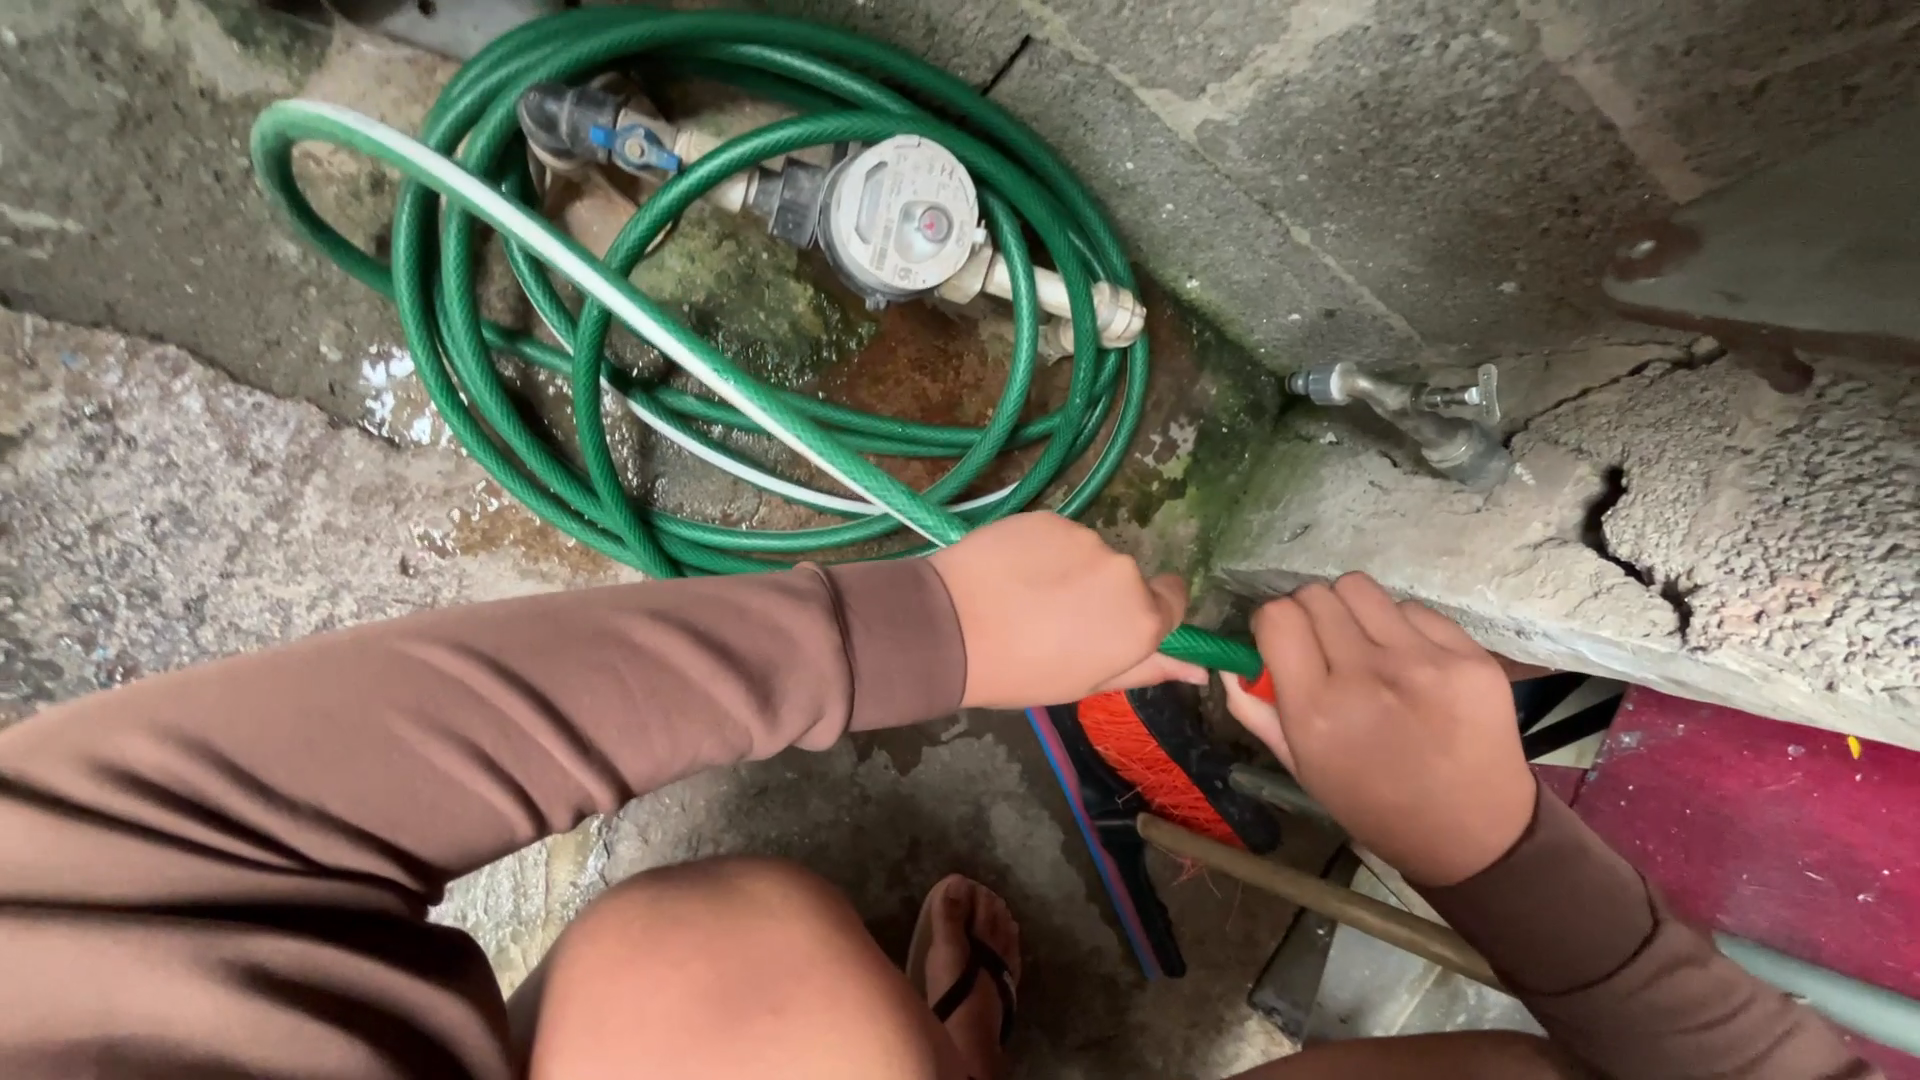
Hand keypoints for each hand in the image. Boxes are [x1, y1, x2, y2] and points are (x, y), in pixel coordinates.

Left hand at [926, 514, 1207, 708]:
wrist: (949, 628)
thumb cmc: (1020, 672)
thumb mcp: (1086, 683)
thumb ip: (1146, 669)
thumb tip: (1197, 670)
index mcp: (1142, 619)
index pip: (1172, 600)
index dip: (1145, 612)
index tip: (1110, 624)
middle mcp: (1124, 570)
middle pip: (1126, 578)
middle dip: (1101, 594)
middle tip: (1055, 618)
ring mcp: (1085, 538)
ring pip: (1089, 555)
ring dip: (1070, 570)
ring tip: (1024, 595)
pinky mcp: (1049, 517)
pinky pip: (1058, 535)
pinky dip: (1042, 550)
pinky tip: (1010, 572)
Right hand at [1222, 574, 1535, 885]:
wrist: (1473, 835)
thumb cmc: (1370, 803)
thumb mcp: (1299, 766)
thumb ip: (1253, 709)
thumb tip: (1227, 661)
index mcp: (1316, 710)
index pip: (1277, 617)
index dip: (1271, 622)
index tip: (1280, 640)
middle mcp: (1366, 677)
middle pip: (1315, 595)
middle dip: (1307, 613)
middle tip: (1322, 644)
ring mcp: (1424, 663)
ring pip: (1360, 588)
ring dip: (1350, 610)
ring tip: (1364, 644)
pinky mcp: (1469, 658)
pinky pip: (1412, 608)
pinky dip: (1399, 626)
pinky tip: (1409, 662)